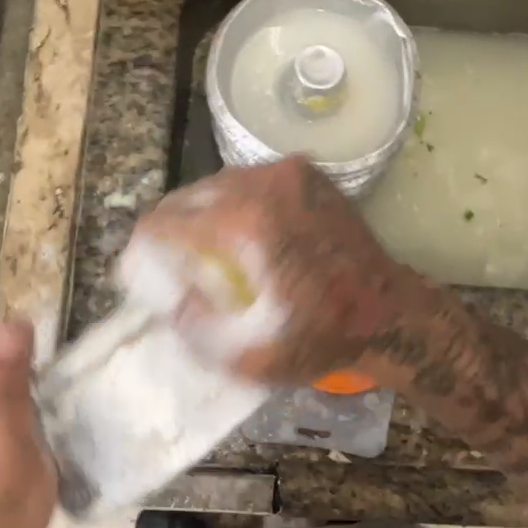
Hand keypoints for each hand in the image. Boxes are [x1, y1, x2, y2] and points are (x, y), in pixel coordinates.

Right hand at [128, 155, 430, 385]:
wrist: (390, 312)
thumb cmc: (322, 337)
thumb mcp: (250, 356)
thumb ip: (194, 326)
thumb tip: (160, 296)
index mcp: (247, 222)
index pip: (167, 221)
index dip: (143, 246)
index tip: (137, 268)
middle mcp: (264, 183)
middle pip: (188, 196)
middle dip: (169, 229)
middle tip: (166, 262)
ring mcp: (289, 172)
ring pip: (217, 184)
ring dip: (200, 214)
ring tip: (199, 249)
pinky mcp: (306, 172)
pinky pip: (249, 180)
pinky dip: (234, 203)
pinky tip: (238, 234)